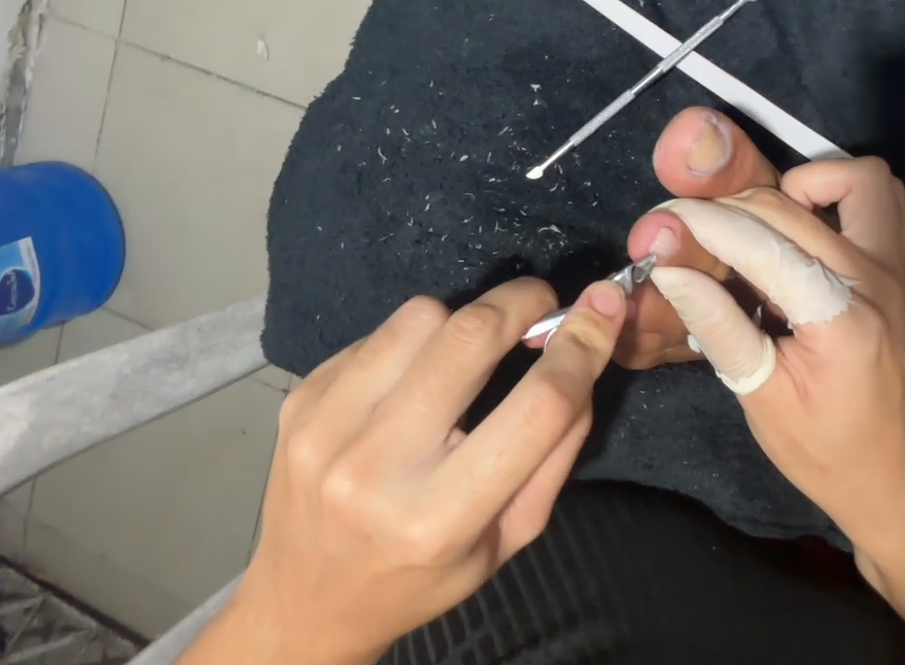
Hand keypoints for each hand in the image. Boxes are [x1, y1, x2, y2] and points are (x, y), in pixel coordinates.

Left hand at [185, 278, 626, 664]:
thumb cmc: (423, 576)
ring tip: (469, 351)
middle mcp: (375, 468)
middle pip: (470, 338)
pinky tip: (415, 376)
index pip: (536, 407)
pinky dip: (415, 338)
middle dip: (521, 303)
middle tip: (542, 303)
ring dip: (463, 319)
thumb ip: (557, 448)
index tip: (602, 307)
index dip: (580, 347)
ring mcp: (327, 426)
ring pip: (422, 316)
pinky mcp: (302, 396)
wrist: (304, 602)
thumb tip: (584, 351)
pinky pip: (380, 330)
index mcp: (440, 518)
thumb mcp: (510, 536)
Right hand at [644, 154, 904, 663]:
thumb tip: (666, 270)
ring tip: (748, 224)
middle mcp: (875, 277)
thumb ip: (717, 325)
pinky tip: (793, 226)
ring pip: (848, 181)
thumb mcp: (759, 396)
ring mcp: (894, 265)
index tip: (662, 218)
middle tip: (684, 231)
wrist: (887, 474)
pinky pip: (873, 194)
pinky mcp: (896, 263)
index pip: (761, 244)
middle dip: (726, 208)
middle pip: (787, 208)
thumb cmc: (819, 448)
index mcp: (840, 318)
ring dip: (790, 189)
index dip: (705, 223)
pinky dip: (831, 191)